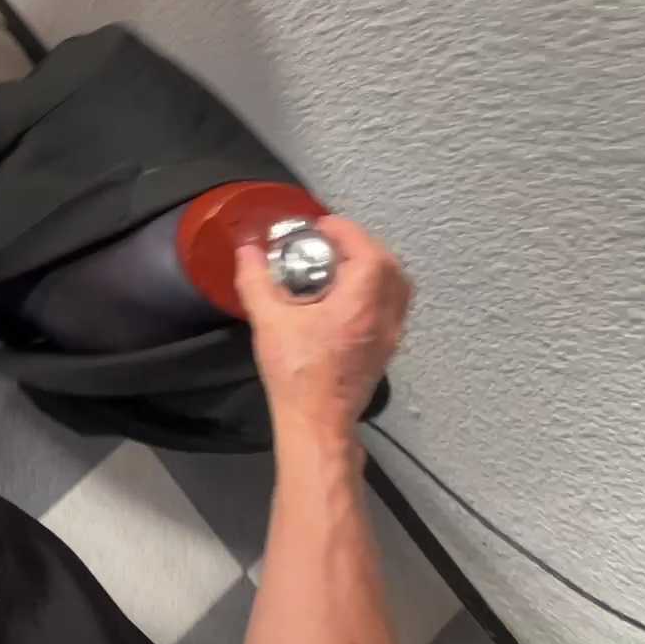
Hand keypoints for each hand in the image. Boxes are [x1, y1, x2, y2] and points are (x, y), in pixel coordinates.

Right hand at [235, 217, 409, 439]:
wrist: (316, 418)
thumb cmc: (294, 371)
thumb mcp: (266, 320)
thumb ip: (255, 280)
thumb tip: (247, 250)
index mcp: (358, 309)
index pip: (370, 256)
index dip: (348, 233)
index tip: (321, 226)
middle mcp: (383, 319)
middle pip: (392, 268)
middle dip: (362, 245)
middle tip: (330, 239)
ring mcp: (389, 335)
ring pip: (398, 287)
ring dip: (373, 265)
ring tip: (339, 261)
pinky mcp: (385, 347)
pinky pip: (392, 304)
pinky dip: (375, 286)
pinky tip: (343, 292)